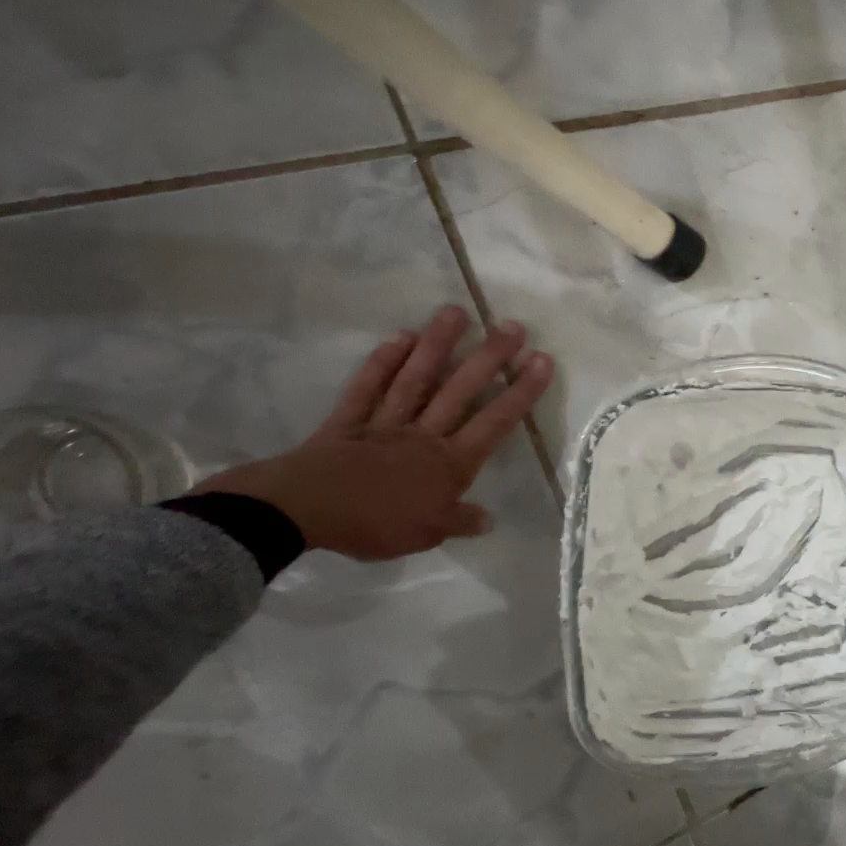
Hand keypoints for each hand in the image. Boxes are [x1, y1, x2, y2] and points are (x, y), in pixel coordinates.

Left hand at [193, 305, 554, 560]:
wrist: (304, 513)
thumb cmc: (374, 525)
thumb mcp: (428, 533)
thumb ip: (460, 521)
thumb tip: (487, 518)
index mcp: (450, 464)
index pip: (494, 423)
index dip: (521, 392)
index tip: (542, 361)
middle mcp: (424, 435)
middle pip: (461, 391)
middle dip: (489, 358)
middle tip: (511, 326)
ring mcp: (386, 423)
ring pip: (417, 380)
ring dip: (437, 345)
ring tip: (456, 312)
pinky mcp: (348, 421)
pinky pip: (368, 387)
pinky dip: (382, 362)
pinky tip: (399, 336)